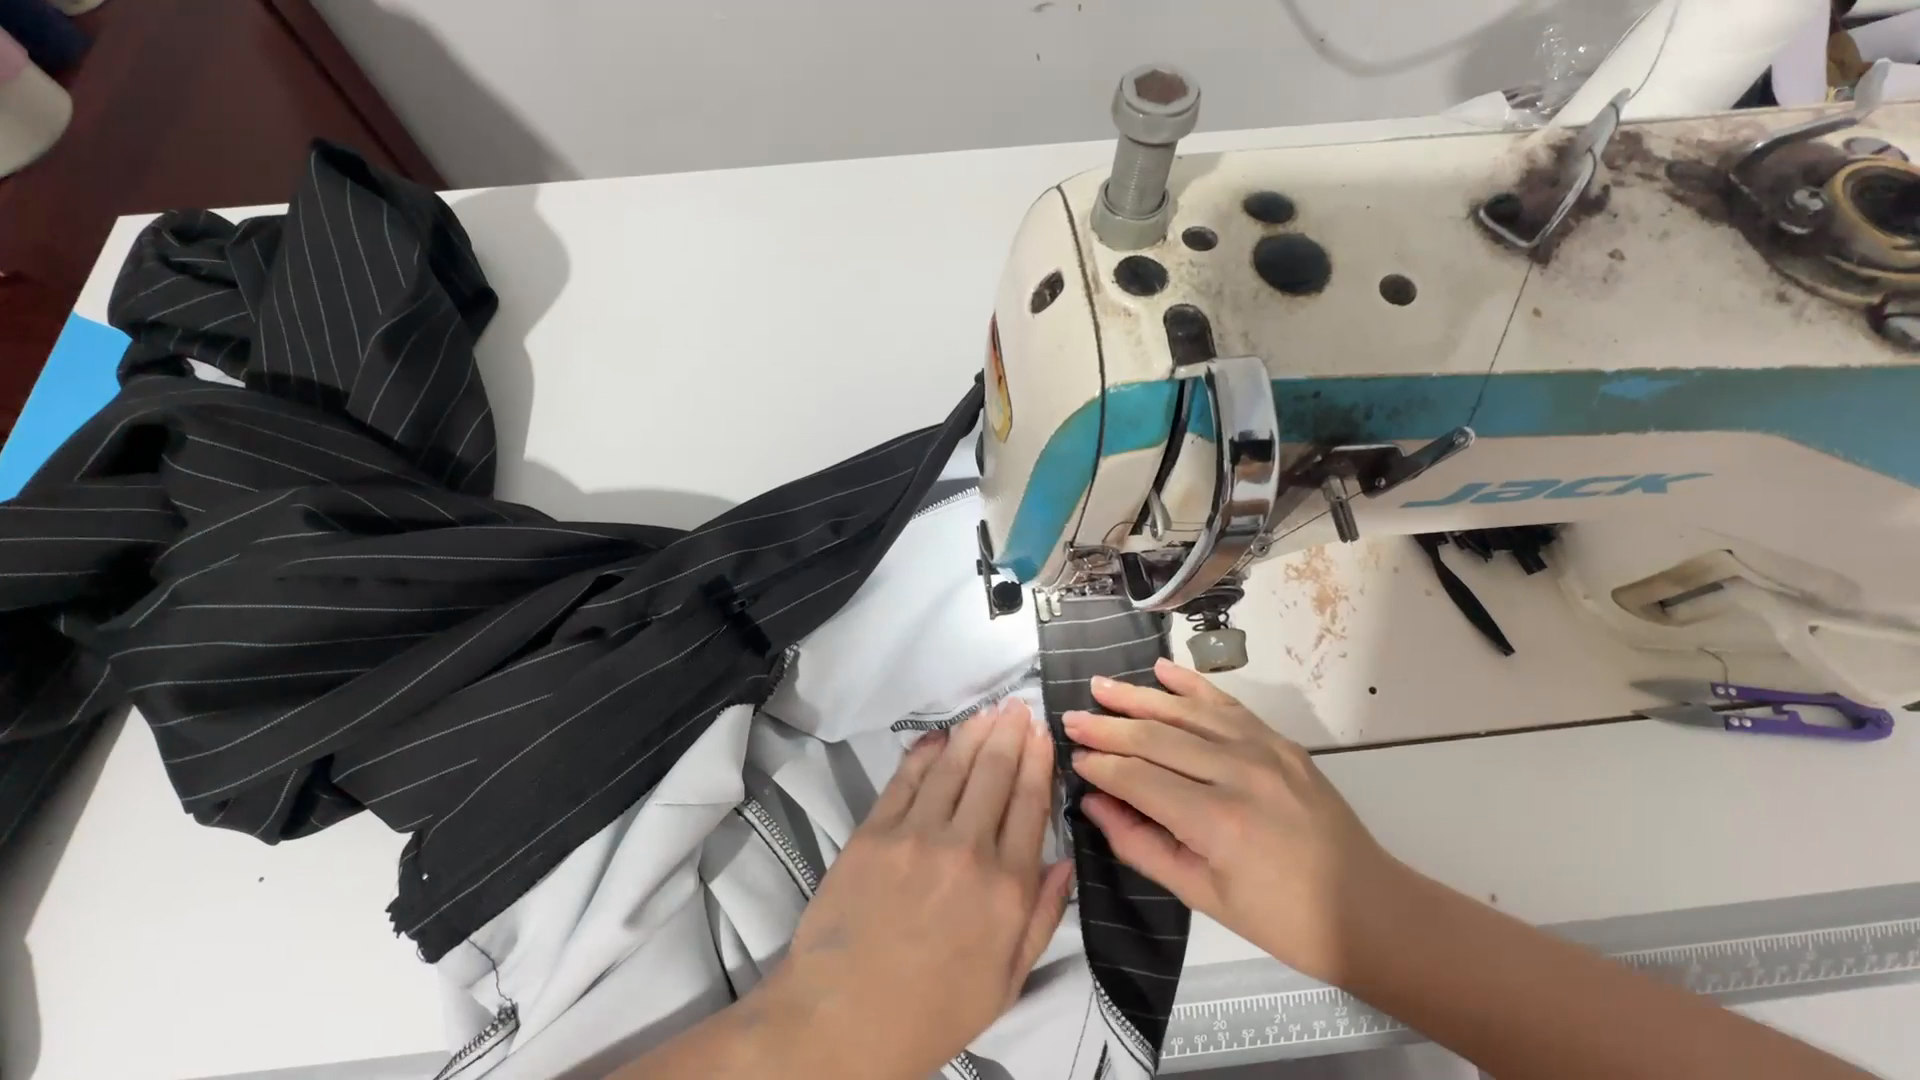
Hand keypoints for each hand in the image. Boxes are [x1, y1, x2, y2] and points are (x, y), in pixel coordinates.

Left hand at [763, 700, 1073, 1079]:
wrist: (841, 1020)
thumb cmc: (931, 1012)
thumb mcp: (1005, 983)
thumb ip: (1041, 920)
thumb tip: (1065, 864)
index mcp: (1006, 888)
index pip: (1031, 804)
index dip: (1039, 762)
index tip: (1043, 735)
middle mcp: (967, 850)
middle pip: (996, 774)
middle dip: (1012, 734)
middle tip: (1019, 707)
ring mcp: (916, 835)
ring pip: (954, 766)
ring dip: (975, 732)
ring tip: (989, 711)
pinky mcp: (873, 831)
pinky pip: (906, 779)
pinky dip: (926, 752)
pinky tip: (941, 737)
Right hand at [1064, 659, 1404, 982]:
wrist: (1367, 909)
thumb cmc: (1281, 919)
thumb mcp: (1203, 897)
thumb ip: (1142, 846)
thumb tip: (1094, 806)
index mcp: (1218, 821)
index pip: (1139, 779)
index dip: (1101, 767)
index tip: (1072, 759)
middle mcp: (1239, 773)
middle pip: (1157, 738)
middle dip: (1108, 727)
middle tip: (1070, 717)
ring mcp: (1264, 750)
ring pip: (1187, 712)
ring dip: (1139, 697)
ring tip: (1100, 686)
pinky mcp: (1280, 742)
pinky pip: (1228, 704)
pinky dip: (1192, 686)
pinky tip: (1162, 670)